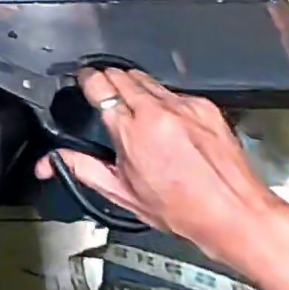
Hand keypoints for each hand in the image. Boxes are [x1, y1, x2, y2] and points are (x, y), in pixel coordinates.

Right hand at [35, 67, 288, 266]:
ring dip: (134, 86)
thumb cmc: (182, 210)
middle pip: (120, 74)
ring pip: (146, 78)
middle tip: (104, 93)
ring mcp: (183, 106)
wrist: (237, 215)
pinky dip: (163, 99)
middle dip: (108, 80)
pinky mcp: (204, 106)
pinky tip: (165, 120)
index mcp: (131, 132)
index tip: (85, 81)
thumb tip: (50, 160)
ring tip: (134, 107)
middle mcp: (157, 112)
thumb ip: (83, 168)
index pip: (99, 85)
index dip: (88, 80)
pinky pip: (173, 91)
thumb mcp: (124, 194)